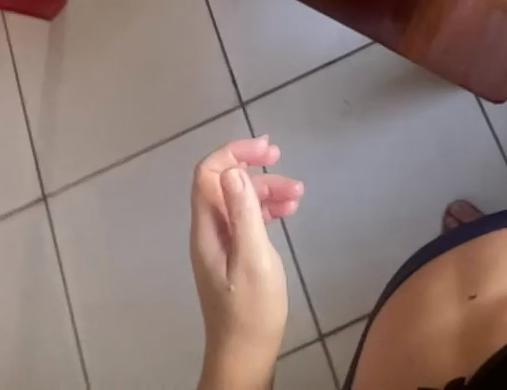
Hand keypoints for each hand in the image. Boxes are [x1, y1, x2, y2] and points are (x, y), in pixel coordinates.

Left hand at [191, 136, 302, 388]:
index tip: (266, 149)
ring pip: (240, 199)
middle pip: (226, 182)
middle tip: (284, 164)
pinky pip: (247, 218)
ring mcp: (221, 243)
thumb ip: (243, 213)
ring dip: (268, 190)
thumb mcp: (253, 258)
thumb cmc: (250, 310)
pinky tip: (289, 211)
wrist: (245, 357)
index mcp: (207, 228)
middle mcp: (210, 230)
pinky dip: (267, 209)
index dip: (234, 152)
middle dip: (256, 168)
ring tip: (299, 195)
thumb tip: (233, 170)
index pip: (208, 172)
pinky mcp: (234, 254)